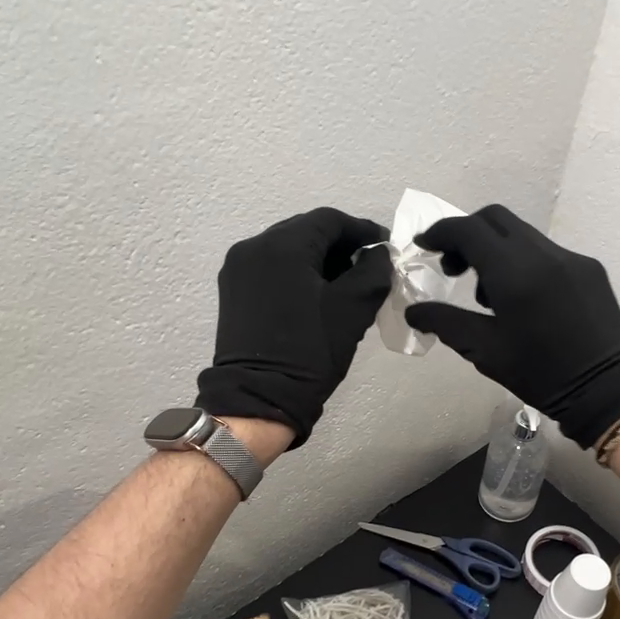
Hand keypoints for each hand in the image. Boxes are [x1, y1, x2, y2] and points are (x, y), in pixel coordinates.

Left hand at [194, 208, 389, 448]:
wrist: (259, 399)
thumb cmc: (310, 353)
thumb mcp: (353, 309)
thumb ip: (373, 271)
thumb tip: (378, 254)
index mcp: (282, 245)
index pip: (329, 220)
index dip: (362, 230)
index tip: (385, 247)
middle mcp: (253, 247)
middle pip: (306, 231)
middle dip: (340, 245)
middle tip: (369, 266)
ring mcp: (238, 269)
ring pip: (288, 250)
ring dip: (318, 260)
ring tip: (346, 284)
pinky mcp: (233, 291)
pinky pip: (272, 268)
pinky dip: (298, 273)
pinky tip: (318, 296)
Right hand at [403, 205, 619, 447]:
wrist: (605, 388)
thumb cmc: (540, 374)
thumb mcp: (485, 351)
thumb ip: (445, 323)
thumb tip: (413, 311)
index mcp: (514, 273)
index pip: (468, 230)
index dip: (440, 233)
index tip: (424, 246)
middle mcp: (543, 254)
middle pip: (495, 219)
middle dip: (467, 235)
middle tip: (454, 268)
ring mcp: (570, 258)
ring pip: (522, 234)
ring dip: (496, 251)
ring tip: (489, 295)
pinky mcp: (589, 268)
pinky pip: (547, 252)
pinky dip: (524, 263)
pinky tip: (525, 300)